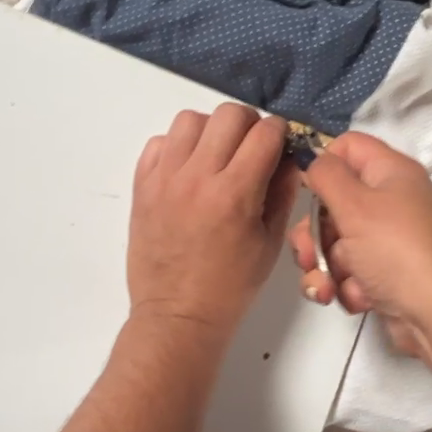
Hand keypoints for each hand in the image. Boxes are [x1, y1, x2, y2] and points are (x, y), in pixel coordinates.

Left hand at [128, 105, 299, 335]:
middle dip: (249, 125)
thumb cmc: (231, 285)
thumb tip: (290, 157)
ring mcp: (164, 178)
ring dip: (211, 130)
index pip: (265, 133)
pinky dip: (178, 147)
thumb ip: (282, 192)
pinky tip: (188, 170)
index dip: (280, 133)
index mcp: (234, 193)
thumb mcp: (270, 242)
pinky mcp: (142, 185)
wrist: (177, 316)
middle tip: (252, 149)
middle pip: (228, 114)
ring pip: (190, 119)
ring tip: (217, 156)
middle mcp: (197, 177)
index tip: (280, 146)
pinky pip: (159, 142)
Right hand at [291, 132, 431, 355]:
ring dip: (326, 265)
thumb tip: (314, 159)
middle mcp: (392, 200)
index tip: (307, 190)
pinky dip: (347, 284)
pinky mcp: (385, 271)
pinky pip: (350, 270)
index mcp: (391, 171)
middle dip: (315, 232)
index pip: (348, 147)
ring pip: (336, 241)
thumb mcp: (354, 204)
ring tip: (329, 287)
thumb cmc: (394, 250)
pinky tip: (358, 298)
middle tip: (310, 253)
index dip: (323, 164)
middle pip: (334, 201)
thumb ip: (326, 175)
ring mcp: (388, 238)